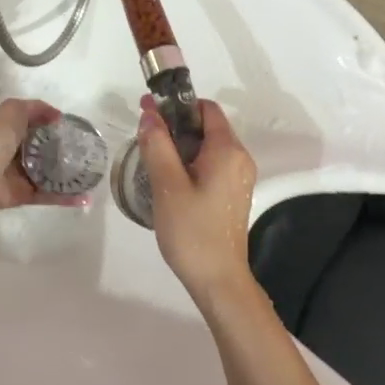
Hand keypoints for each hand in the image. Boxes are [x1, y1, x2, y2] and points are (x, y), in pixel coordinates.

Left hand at [0, 99, 90, 214]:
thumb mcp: (12, 111)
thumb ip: (36, 108)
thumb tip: (58, 116)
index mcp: (12, 130)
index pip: (37, 126)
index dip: (55, 126)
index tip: (77, 129)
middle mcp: (17, 152)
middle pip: (46, 150)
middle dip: (66, 151)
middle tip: (89, 152)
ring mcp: (21, 175)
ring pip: (50, 174)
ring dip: (69, 175)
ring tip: (92, 175)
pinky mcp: (25, 195)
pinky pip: (49, 195)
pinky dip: (67, 197)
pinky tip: (85, 196)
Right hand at [136, 94, 257, 298]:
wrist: (218, 279)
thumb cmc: (192, 231)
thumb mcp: (167, 185)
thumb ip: (157, 145)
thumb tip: (150, 113)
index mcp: (227, 150)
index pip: (206, 108)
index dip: (177, 105)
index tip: (149, 113)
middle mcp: (240, 158)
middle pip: (207, 126)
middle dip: (176, 126)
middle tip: (145, 137)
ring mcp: (239, 177)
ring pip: (208, 147)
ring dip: (181, 146)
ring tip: (153, 159)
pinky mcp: (234, 194)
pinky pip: (212, 165)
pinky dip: (191, 163)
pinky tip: (170, 180)